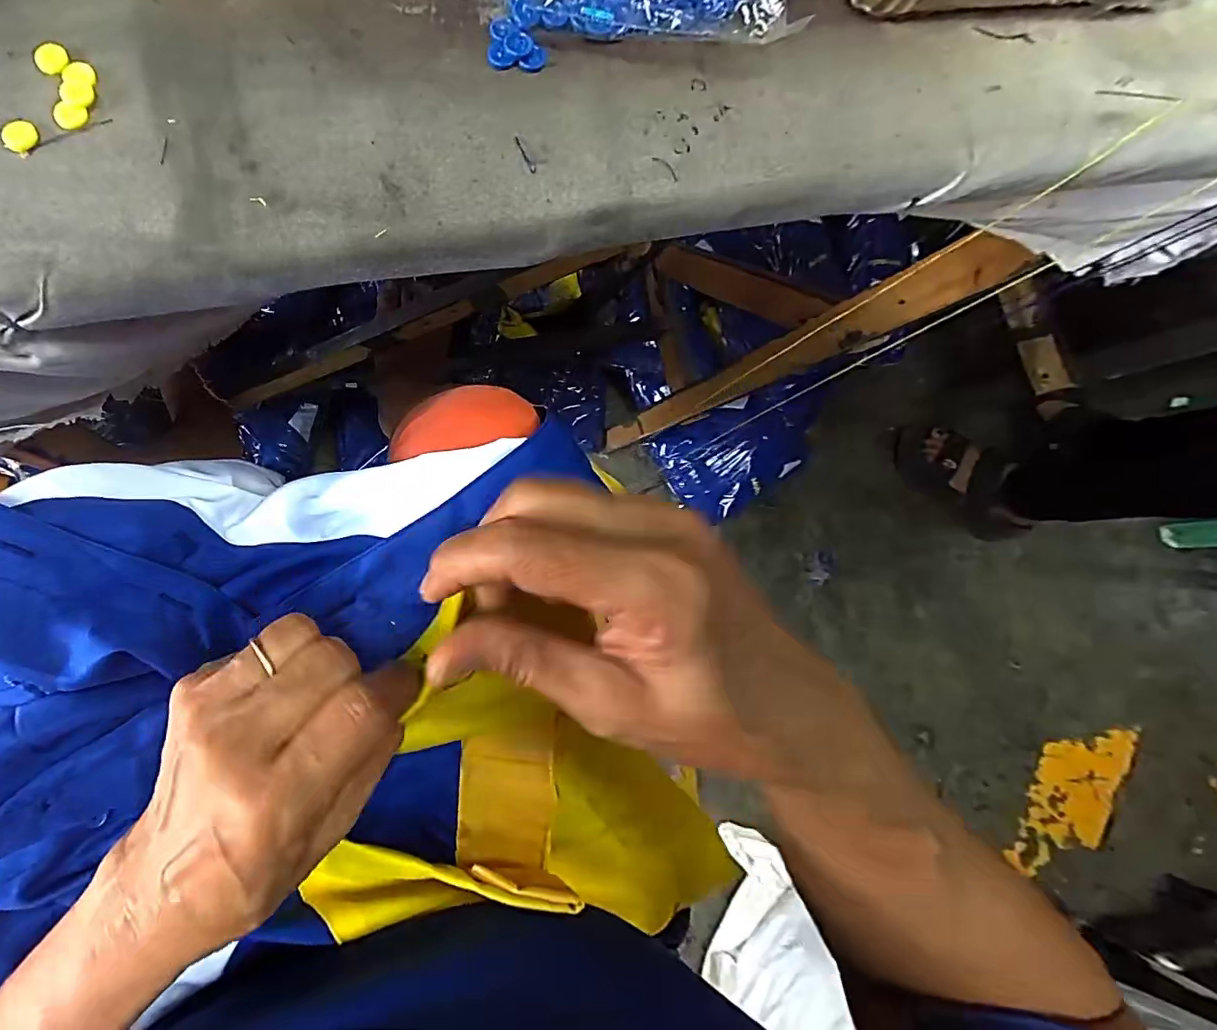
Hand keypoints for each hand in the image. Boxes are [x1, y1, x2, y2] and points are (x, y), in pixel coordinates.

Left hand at [95, 615, 419, 964]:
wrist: (160, 885)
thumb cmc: (258, 873)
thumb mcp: (333, 833)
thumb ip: (372, 757)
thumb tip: (398, 695)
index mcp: (274, 797)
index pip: (357, 709)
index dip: (395, 685)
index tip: (406, 684)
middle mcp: (235, 744)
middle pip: (331, 658)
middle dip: (358, 671)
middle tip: (353, 697)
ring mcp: (204, 709)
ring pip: (297, 633)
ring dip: (321, 656)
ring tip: (314, 689)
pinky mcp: (186, 688)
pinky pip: (263, 643)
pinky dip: (283, 660)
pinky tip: (272, 696)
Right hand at [418, 479, 860, 782]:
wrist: (790, 703)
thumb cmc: (707, 723)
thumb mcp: (611, 708)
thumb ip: (524, 664)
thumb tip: (438, 656)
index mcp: (649, 581)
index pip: (528, 545)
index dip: (461, 562)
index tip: (426, 597)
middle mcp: (657, 525)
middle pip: (534, 499)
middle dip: (484, 545)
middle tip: (476, 609)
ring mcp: (666, 511)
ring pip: (554, 495)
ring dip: (512, 537)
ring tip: (511, 601)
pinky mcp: (666, 514)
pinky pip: (582, 506)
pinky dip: (546, 536)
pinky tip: (550, 584)